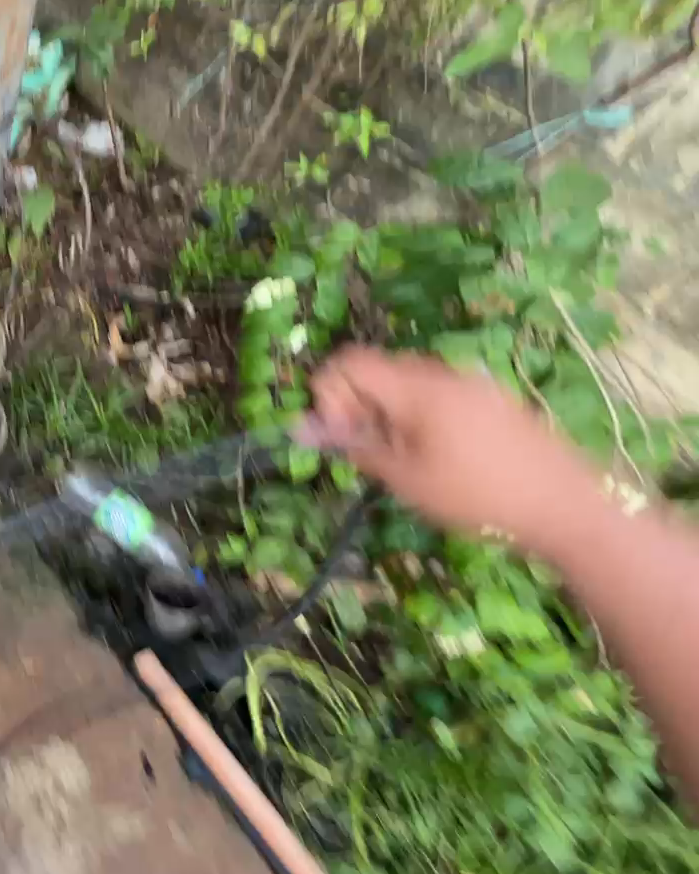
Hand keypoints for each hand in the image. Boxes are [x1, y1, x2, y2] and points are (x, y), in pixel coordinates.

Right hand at [299, 347, 608, 555]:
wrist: (572, 510)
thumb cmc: (476, 495)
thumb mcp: (402, 476)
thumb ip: (350, 444)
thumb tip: (299, 428)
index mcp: (419, 390)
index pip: (348, 363)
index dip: (328, 392)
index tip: (341, 432)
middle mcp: (445, 376)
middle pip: (375, 368)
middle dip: (354, 402)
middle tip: (364, 444)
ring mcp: (474, 386)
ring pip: (405, 380)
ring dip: (384, 408)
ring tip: (397, 450)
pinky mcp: (493, 400)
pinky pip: (436, 391)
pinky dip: (415, 411)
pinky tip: (431, 450)